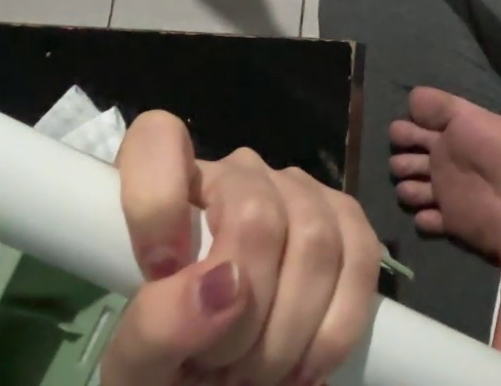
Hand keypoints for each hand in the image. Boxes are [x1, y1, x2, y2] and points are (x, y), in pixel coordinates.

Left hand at [105, 111, 384, 385]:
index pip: (158, 138)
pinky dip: (336, 329)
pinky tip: (307, 367)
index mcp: (170, 188)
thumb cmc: (172, 367)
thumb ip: (157, 326)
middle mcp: (237, 172)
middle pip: (256, 214)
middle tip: (224, 369)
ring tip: (260, 374)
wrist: (227, 385)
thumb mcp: (139, 366)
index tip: (159, 273)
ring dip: (289, 332)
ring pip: (314, 238)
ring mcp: (298, 189)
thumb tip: (223, 286)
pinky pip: (361, 257)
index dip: (156, 197)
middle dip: (245, 314)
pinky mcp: (347, 219)